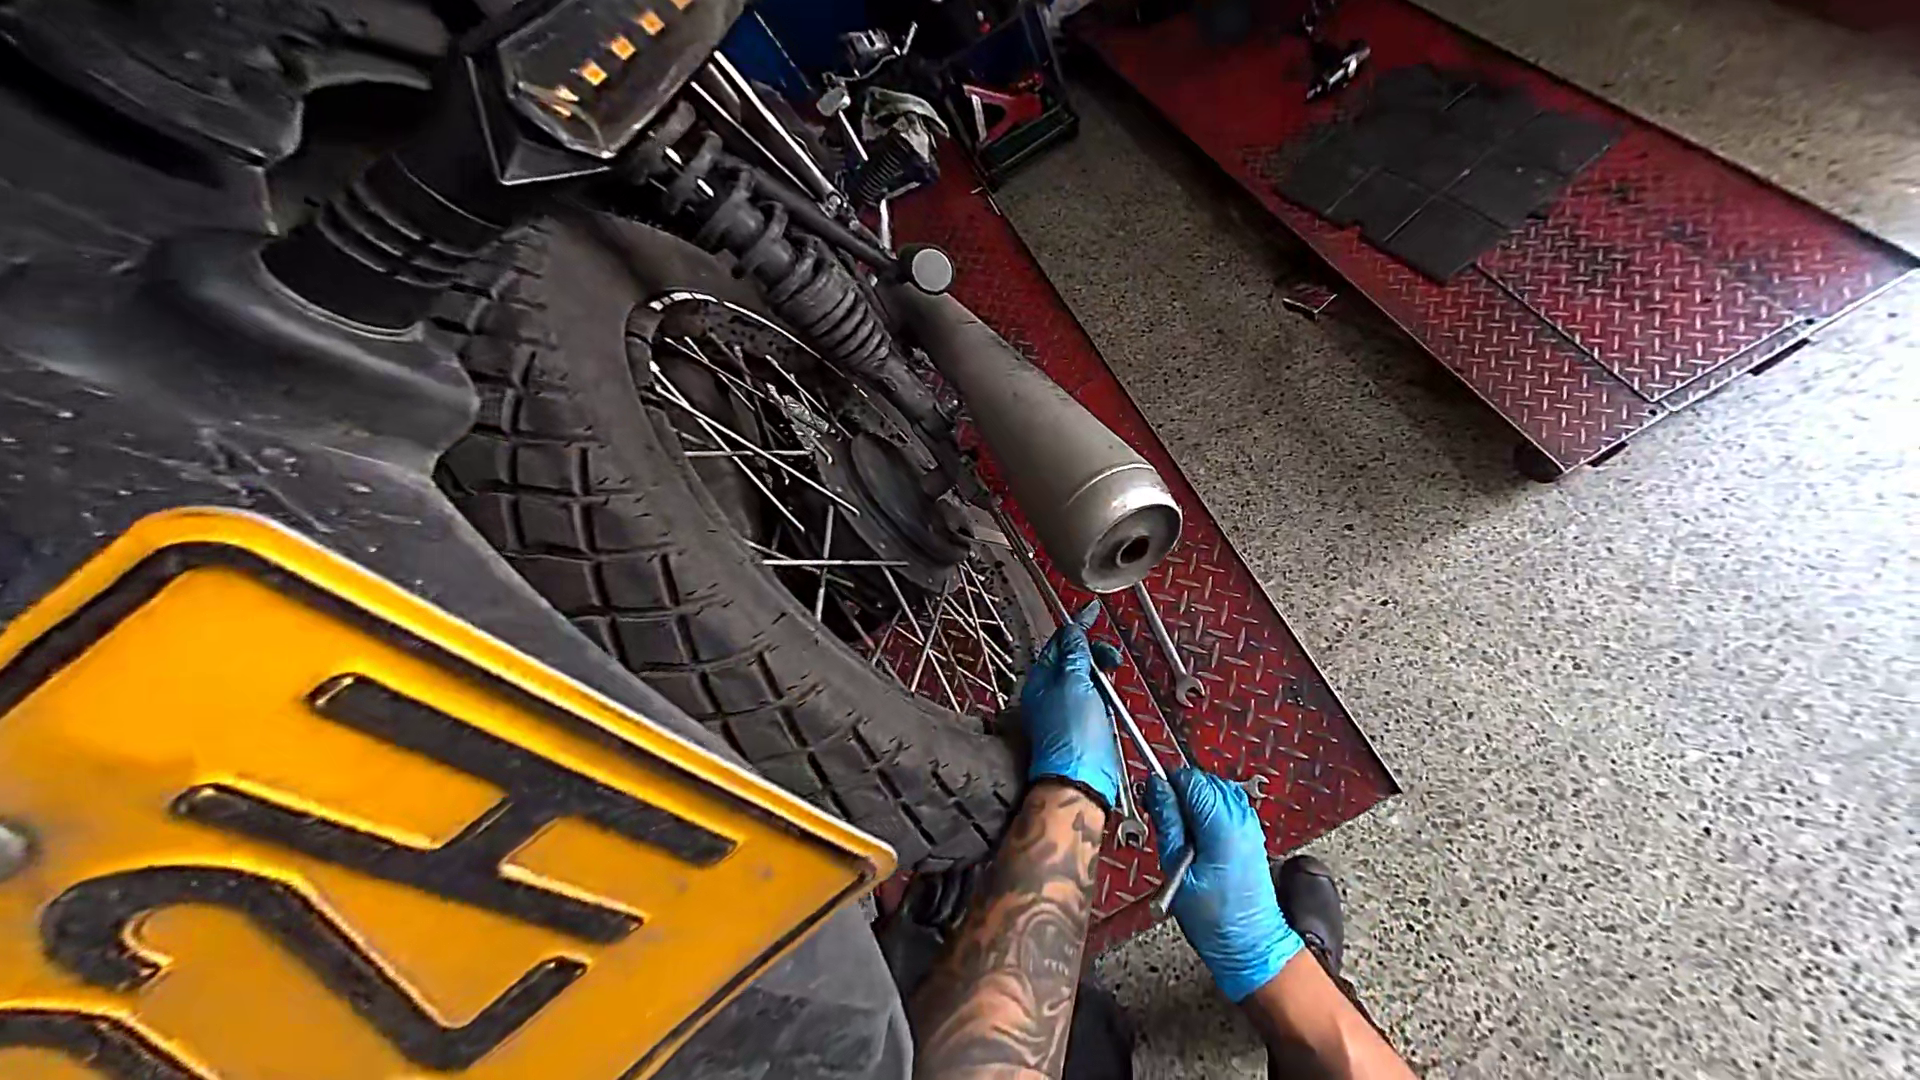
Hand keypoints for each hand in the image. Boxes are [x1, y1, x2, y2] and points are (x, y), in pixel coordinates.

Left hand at [1018, 615, 1123, 810]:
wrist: (1081, 779)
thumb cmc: (1072, 734)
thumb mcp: (1074, 683)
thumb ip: (1074, 654)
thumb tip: (1073, 631)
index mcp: (1041, 677)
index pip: (1059, 641)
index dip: (1077, 625)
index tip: (1092, 611)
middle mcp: (1050, 690)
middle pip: (1072, 656)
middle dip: (1092, 649)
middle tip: (1109, 657)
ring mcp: (1067, 707)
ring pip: (1085, 674)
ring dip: (1099, 668)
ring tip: (1111, 675)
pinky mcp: (1083, 722)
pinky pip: (1093, 694)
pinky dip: (1103, 688)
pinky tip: (1111, 695)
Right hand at [1145, 767, 1302, 1001]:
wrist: (1253, 947)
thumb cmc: (1216, 918)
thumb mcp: (1177, 867)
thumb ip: (1167, 821)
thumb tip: (1156, 787)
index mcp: (1222, 823)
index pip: (1190, 778)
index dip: (1167, 785)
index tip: (1153, 800)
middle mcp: (1240, 818)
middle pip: (1202, 781)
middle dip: (1179, 793)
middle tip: (1163, 820)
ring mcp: (1249, 825)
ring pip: (1212, 790)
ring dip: (1192, 802)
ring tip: (1180, 832)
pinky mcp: (1250, 834)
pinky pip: (1223, 805)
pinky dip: (1206, 812)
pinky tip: (1197, 837)